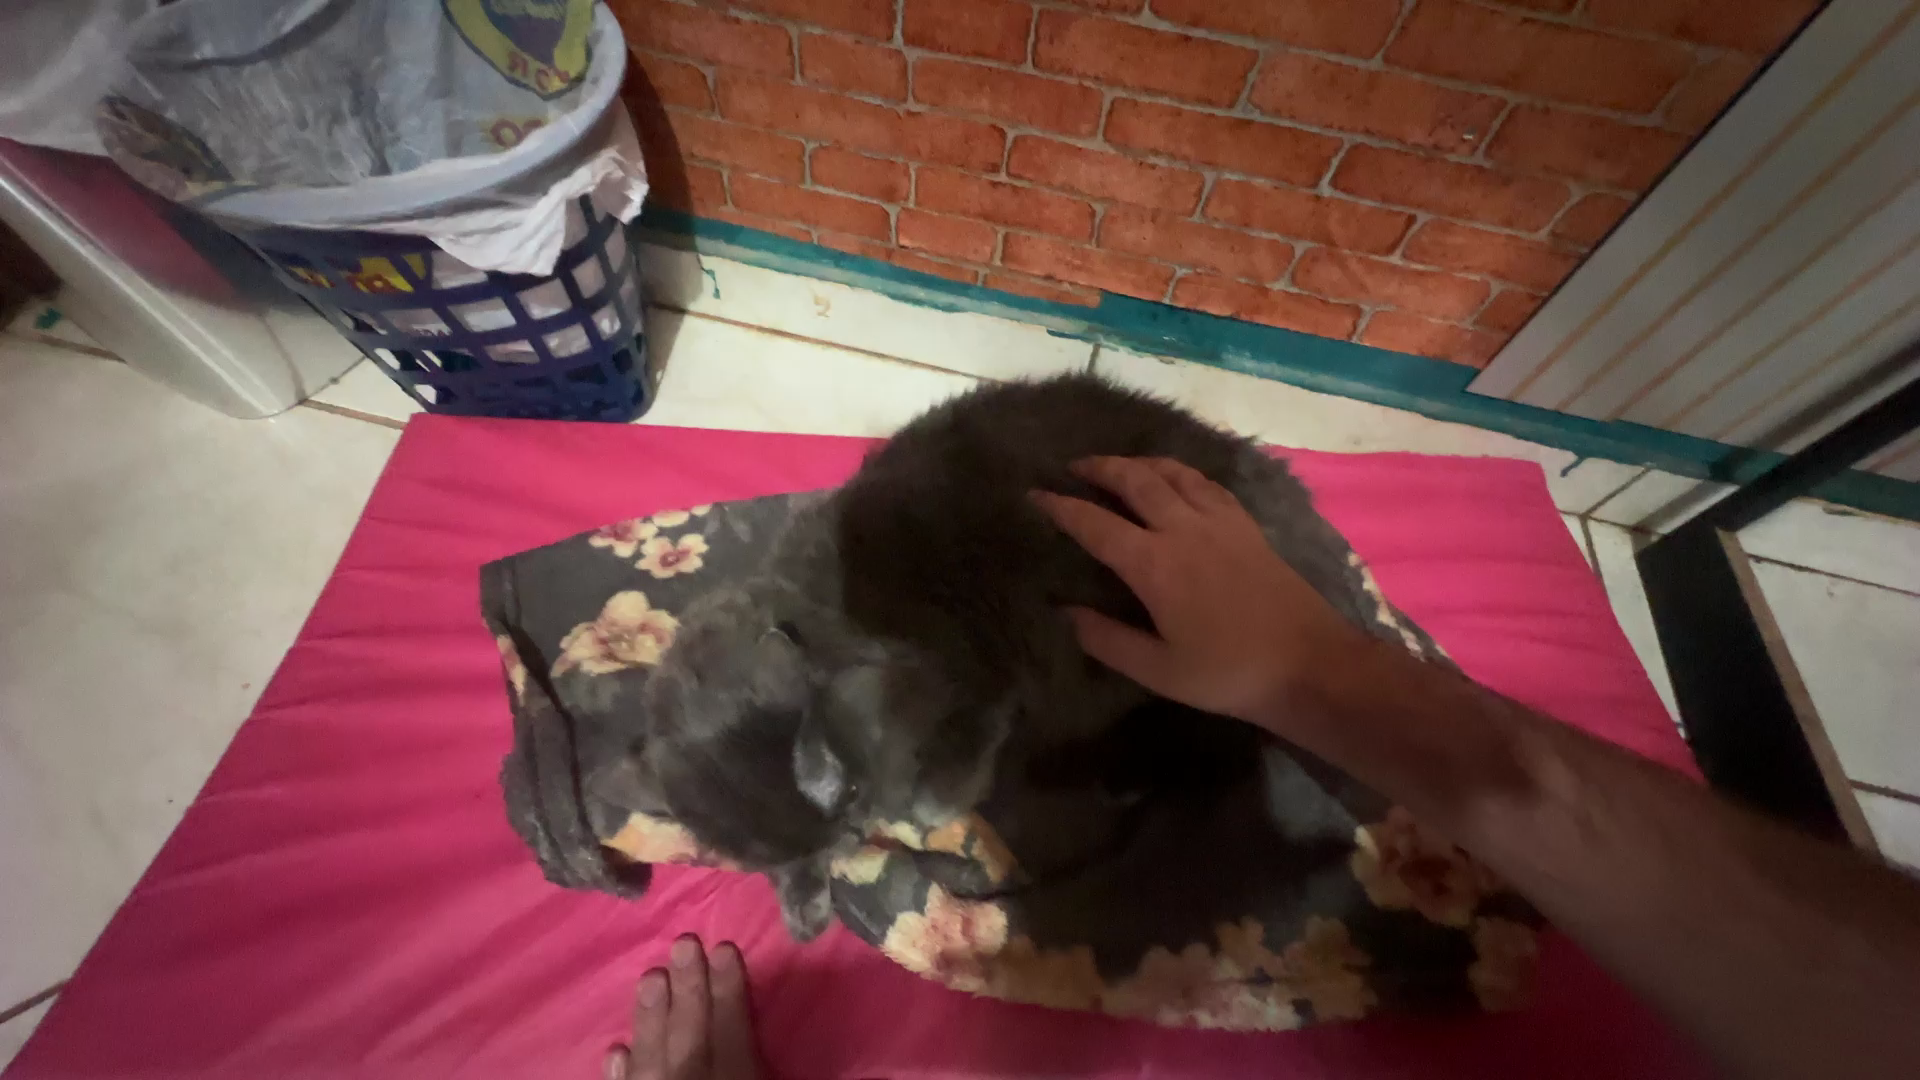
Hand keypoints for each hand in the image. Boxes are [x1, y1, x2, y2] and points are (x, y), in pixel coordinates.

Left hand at [604, 936, 760, 1079]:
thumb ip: (758, 1058)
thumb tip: (779, 1025)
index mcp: (735, 1075)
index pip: (732, 1024)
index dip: (729, 984)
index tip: (724, 946)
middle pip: (690, 1030)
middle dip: (688, 984)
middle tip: (684, 942)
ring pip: (652, 1054)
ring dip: (650, 1014)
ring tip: (650, 976)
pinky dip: (621, 1070)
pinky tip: (617, 1048)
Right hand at [1031, 456, 1366, 729]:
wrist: (1311, 665)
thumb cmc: (1228, 673)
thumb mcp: (1157, 670)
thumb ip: (1106, 639)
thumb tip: (1066, 612)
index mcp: (1154, 565)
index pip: (1095, 524)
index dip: (1061, 507)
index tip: (1035, 495)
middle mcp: (1183, 529)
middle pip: (1134, 480)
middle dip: (1099, 468)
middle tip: (1073, 467)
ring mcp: (1219, 521)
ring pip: (1171, 472)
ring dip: (1138, 462)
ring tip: (1117, 465)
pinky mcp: (1246, 524)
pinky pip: (1205, 482)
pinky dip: (1179, 471)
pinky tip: (1174, 478)